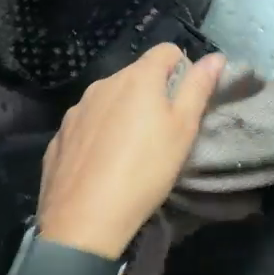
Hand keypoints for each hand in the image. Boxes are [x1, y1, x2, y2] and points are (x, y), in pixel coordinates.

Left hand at [36, 44, 226, 258]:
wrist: (82, 224)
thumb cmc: (144, 170)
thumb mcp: (183, 129)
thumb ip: (198, 87)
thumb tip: (215, 56)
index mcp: (138, 77)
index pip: (167, 50)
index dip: (181, 69)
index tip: (183, 102)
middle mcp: (104, 84)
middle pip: (137, 75)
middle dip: (152, 93)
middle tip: (161, 131)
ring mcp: (76, 110)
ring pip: (110, 99)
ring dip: (123, 112)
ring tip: (129, 151)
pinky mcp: (58, 138)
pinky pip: (86, 124)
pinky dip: (98, 134)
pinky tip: (102, 165)